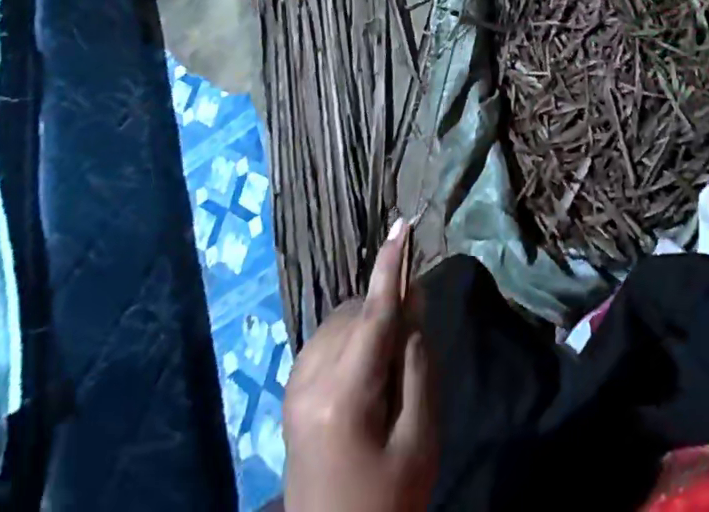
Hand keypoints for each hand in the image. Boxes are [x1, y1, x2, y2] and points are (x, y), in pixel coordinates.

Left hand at [283, 220, 436, 511]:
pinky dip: (351, 340)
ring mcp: (294, 383)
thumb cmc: (387, 499)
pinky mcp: (290, 390)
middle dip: (387, 311)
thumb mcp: (418, 439)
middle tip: (414, 340)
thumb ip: (417, 366)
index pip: (372, 313)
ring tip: (391, 368)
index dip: (390, 266)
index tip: (402, 224)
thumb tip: (412, 303)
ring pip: (339, 323)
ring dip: (368, 325)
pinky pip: (326, 342)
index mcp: (342, 393)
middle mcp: (309, 377)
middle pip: (356, 315)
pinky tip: (367, 372)